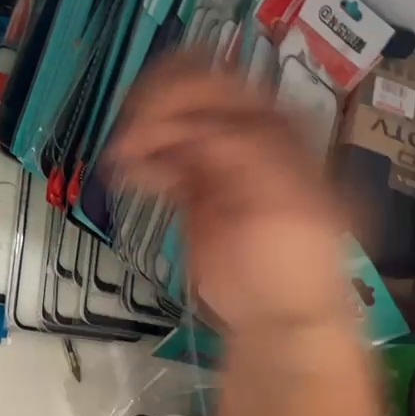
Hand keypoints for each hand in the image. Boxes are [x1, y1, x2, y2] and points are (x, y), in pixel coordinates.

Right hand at [104, 59, 351, 334]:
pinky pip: (162, 158)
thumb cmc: (292, 269)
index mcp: (281, 139)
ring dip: (144, 133)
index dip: (190, 98)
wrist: (278, 321)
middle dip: (160, 109)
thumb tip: (198, 129)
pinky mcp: (195, 189)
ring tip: (122, 157)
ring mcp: (220, 165)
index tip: (152, 120)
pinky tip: (126, 171)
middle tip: (130, 136)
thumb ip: (247, 161)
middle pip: (201, 100)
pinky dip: (140, 159)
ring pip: (175, 125)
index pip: (233, 94)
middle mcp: (250, 143)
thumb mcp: (283, 210)